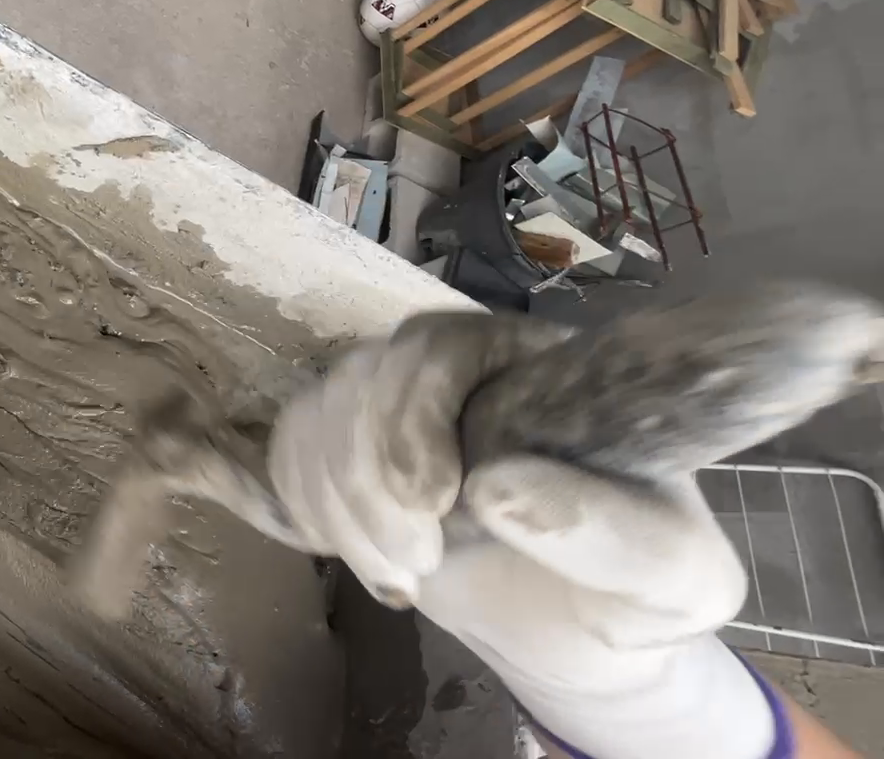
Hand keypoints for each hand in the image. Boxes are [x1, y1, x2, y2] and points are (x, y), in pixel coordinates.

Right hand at [267, 313, 781, 758]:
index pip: (440, 345)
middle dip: (371, 479)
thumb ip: (614, 533)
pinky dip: (308, 505)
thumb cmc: (617, 587)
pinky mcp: (329, 428)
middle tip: (418, 564)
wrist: (545, 614)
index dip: (416, 412)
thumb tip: (496, 491)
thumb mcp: (670, 580)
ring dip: (340, 506)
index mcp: (523, 361)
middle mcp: (439, 361)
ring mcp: (374, 391)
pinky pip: (287, 447)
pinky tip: (356, 549)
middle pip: (361, 379)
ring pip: (314, 415)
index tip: (432, 504)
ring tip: (399, 576)